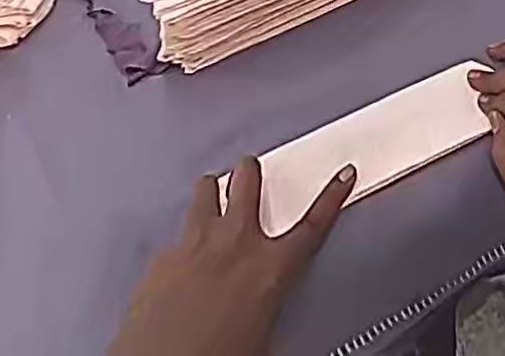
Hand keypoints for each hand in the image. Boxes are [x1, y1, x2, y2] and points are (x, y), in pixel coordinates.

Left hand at [108, 158, 355, 355]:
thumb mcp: (262, 333)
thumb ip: (268, 299)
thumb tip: (265, 303)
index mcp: (269, 268)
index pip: (313, 223)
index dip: (332, 195)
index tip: (343, 176)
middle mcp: (235, 244)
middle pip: (248, 178)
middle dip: (251, 171)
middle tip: (251, 174)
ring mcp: (195, 244)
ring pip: (206, 188)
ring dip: (213, 192)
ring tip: (214, 198)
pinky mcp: (161, 259)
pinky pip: (175, 237)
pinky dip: (181, 243)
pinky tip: (179, 261)